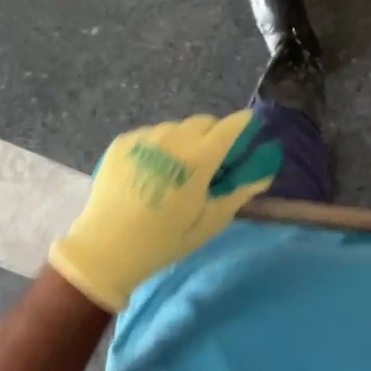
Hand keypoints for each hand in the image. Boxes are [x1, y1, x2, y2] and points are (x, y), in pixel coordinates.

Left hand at [49, 111, 279, 310]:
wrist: (106, 250)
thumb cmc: (165, 240)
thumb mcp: (210, 221)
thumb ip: (239, 191)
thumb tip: (263, 172)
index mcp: (198, 157)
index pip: (232, 126)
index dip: (244, 128)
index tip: (247, 138)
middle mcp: (172, 138)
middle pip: (204, 121)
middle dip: (214, 136)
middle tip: (211, 165)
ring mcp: (144, 137)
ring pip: (176, 127)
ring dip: (185, 141)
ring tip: (177, 172)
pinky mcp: (122, 142)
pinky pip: (151, 135)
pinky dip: (159, 147)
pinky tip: (152, 174)